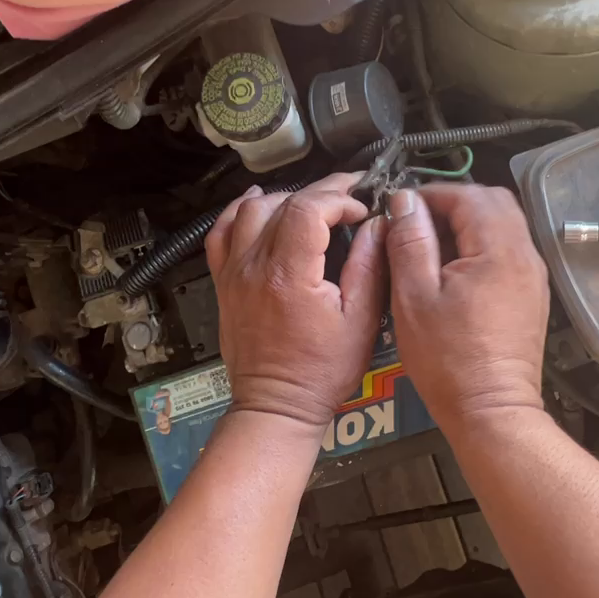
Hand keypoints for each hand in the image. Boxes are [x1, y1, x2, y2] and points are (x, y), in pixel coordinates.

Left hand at [206, 174, 386, 426]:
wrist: (275, 405)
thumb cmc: (323, 370)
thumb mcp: (361, 322)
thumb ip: (369, 266)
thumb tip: (377, 224)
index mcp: (289, 274)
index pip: (308, 208)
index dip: (339, 199)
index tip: (361, 210)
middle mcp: (254, 265)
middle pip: (282, 203)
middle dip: (320, 192)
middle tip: (349, 195)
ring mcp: (232, 271)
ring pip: (250, 210)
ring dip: (284, 198)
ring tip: (313, 205)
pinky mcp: (223, 281)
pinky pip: (221, 232)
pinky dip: (240, 211)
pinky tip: (260, 203)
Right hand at [384, 184, 549, 428]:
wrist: (491, 412)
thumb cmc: (446, 357)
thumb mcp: (413, 297)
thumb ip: (410, 241)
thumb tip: (405, 200)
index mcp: (499, 250)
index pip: (468, 195)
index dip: (432, 194)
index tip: (401, 210)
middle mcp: (525, 255)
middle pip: (493, 202)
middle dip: (453, 203)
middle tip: (417, 223)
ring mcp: (533, 275)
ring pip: (503, 224)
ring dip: (467, 223)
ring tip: (431, 246)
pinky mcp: (532, 294)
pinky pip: (508, 250)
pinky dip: (481, 245)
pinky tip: (453, 271)